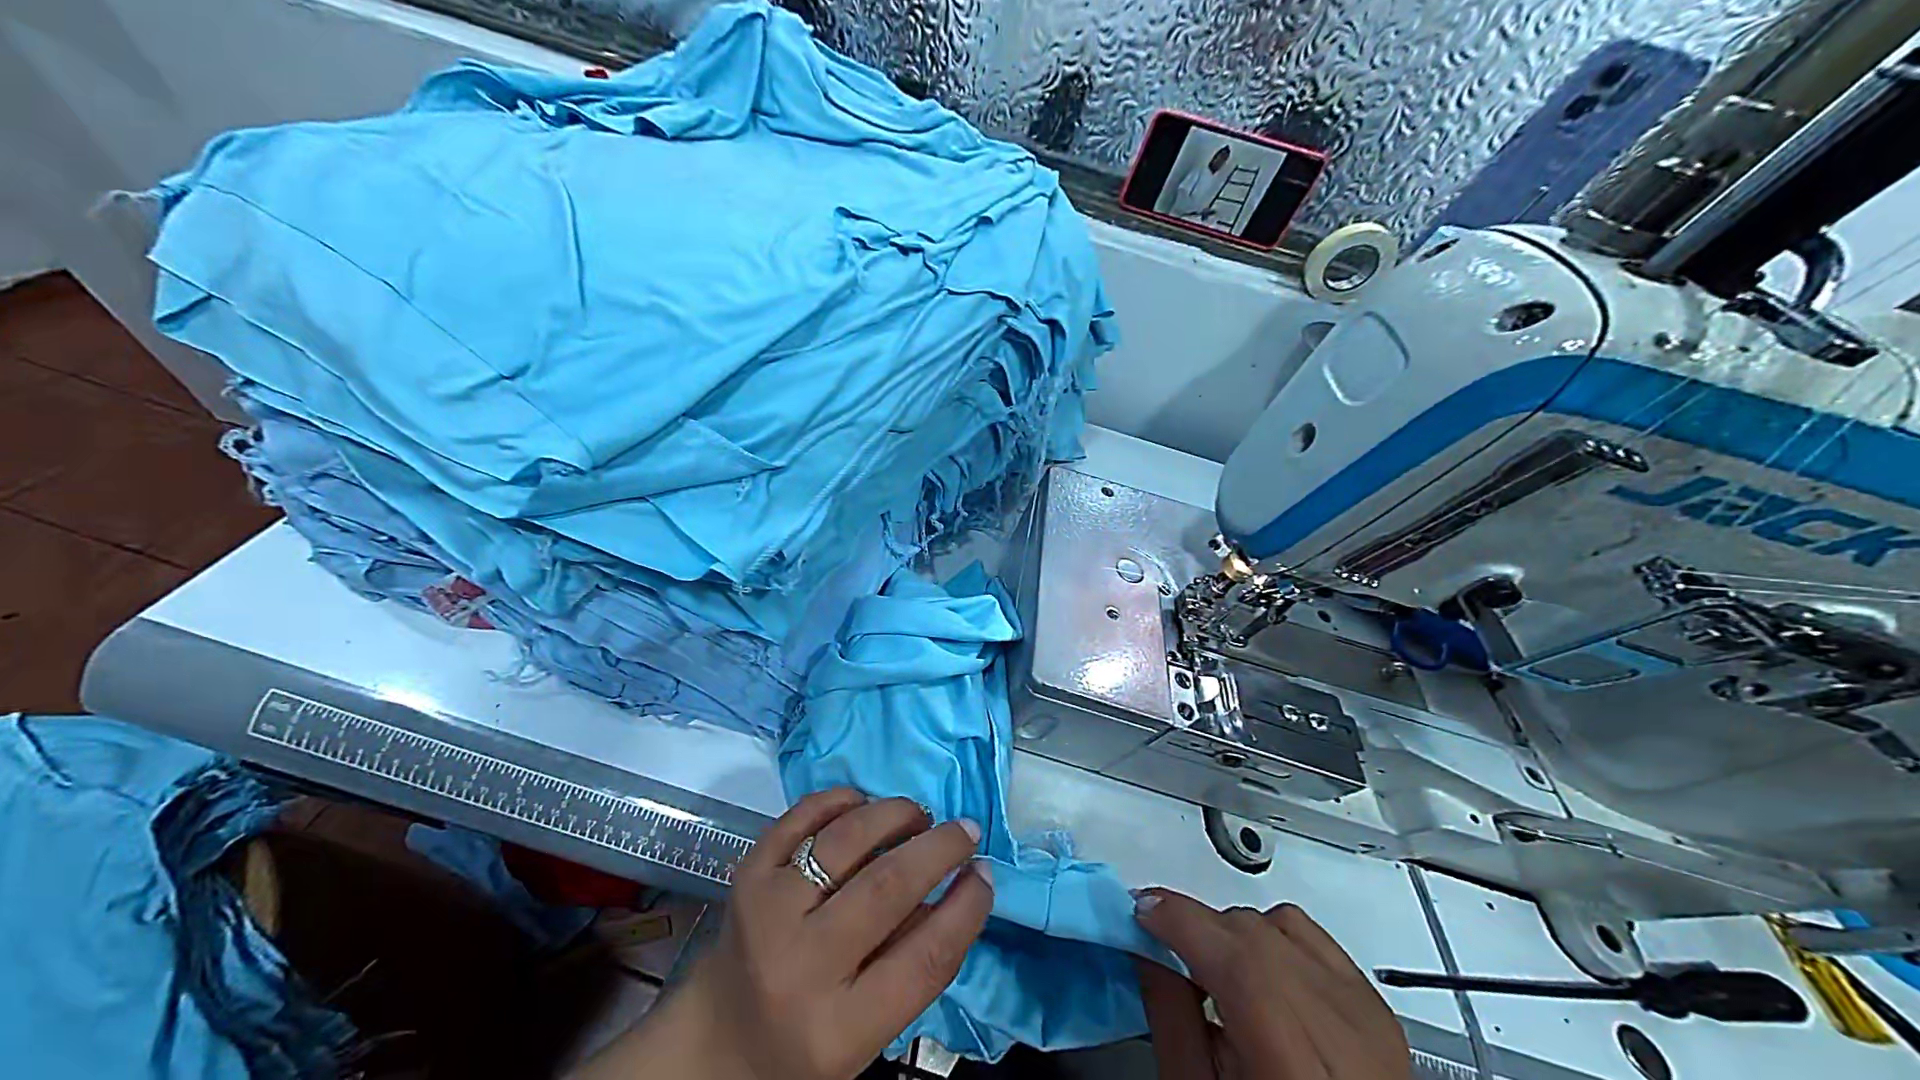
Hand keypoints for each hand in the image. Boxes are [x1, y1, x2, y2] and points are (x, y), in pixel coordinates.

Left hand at [572, 789, 993, 1079]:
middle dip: (939, 848)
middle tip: (965, 830)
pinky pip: (801, 818)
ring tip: (918, 816)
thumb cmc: (804, 1043)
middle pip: (887, 888)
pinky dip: (840, 800)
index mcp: (838, 1029)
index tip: (985, 874)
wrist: (715, 1040)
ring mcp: (767, 912)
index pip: (924, 959)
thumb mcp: (867, 1032)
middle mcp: (800, 965)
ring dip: (894, 815)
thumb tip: (962, 883)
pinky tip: (865, 804)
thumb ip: (914, 960)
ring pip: (845, 840)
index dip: (966, 909)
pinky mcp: (747, 874)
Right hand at [1133, 890, 1412, 1079]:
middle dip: (1200, 927)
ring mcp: (1369, 1018)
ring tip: (1214, 968)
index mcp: (1299, 1071)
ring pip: (1284, 924)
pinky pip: (1314, 937)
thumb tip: (1147, 944)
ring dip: (1235, 932)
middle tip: (1162, 941)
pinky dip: (1274, 937)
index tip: (1142, 909)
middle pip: (1258, 937)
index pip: (1242, 964)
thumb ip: (1171, 1017)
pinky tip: (1256, 969)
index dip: (1184, 922)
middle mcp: (1349, 1038)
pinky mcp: (1376, 1008)